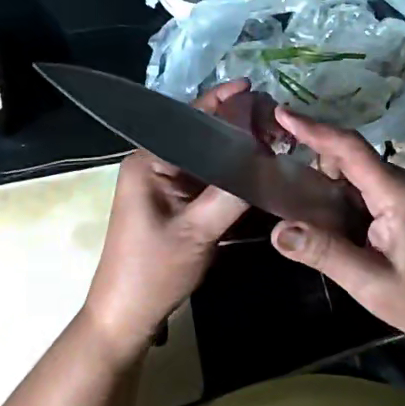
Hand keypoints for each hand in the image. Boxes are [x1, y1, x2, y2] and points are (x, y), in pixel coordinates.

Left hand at [83, 82, 250, 352]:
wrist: (126, 316)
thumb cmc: (153, 272)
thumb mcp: (196, 231)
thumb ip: (231, 193)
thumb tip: (266, 157)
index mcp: (149, 160)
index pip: (190, 119)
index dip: (224, 102)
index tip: (256, 89)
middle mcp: (155, 164)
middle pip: (201, 134)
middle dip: (237, 125)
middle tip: (278, 120)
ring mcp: (164, 184)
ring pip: (207, 157)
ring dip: (237, 150)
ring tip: (276, 141)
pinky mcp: (175, 203)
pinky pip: (207, 179)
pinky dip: (231, 175)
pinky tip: (258, 173)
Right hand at [267, 108, 404, 346]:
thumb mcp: (369, 282)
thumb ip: (324, 253)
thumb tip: (278, 230)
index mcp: (393, 193)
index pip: (349, 148)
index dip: (313, 128)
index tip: (280, 113)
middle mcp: (396, 184)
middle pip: (345, 154)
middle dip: (308, 145)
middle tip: (267, 145)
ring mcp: (397, 194)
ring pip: (349, 171)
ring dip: (317, 171)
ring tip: (276, 171)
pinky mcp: (393, 208)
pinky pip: (355, 189)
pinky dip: (329, 191)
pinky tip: (305, 202)